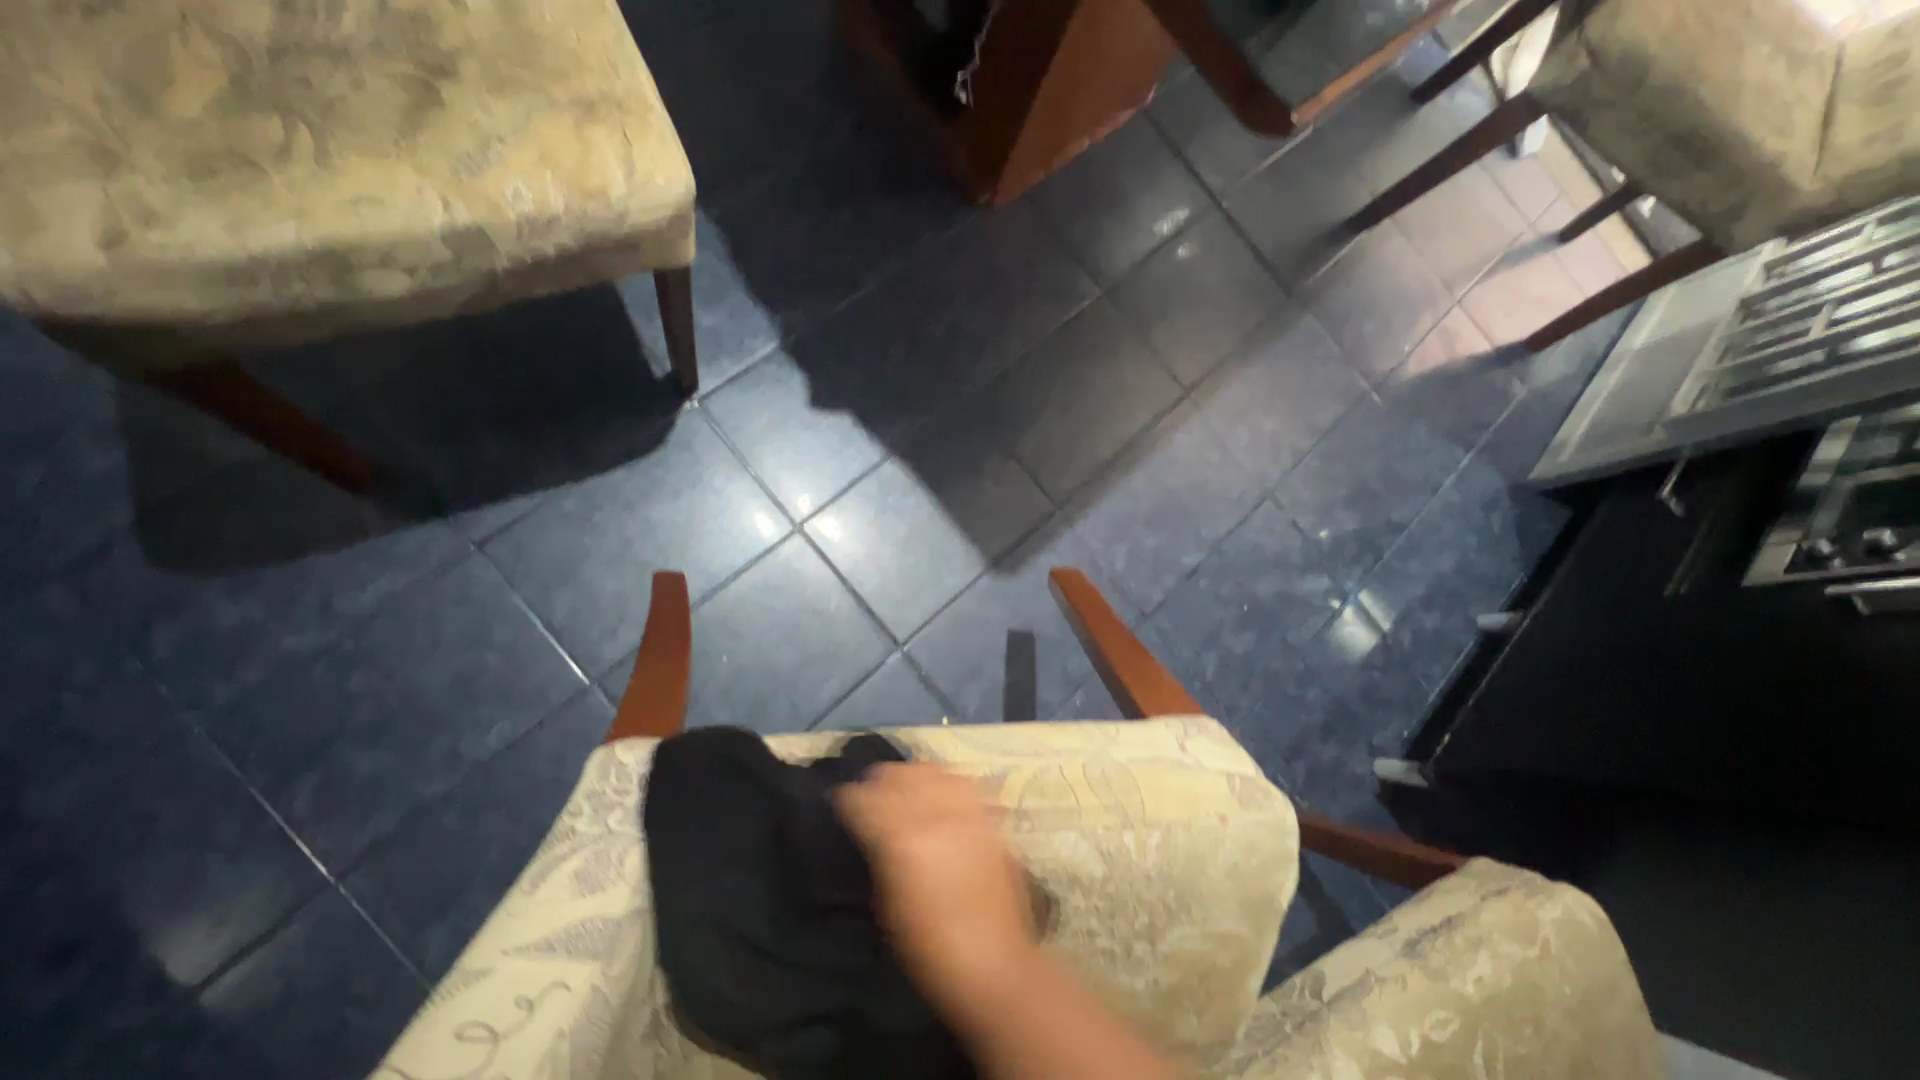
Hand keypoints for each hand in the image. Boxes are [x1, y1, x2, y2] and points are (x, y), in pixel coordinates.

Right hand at [834, 764, 1038, 1014]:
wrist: (993, 964)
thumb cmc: (928, 949)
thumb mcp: (887, 905)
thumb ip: (879, 856)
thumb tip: (871, 833)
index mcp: (900, 841)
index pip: (864, 798)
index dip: (848, 799)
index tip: (842, 805)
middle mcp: (935, 817)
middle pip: (899, 776)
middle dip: (880, 782)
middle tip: (872, 796)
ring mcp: (968, 815)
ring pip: (934, 772)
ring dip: (916, 777)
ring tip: (908, 789)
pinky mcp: (992, 821)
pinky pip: (967, 785)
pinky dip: (949, 784)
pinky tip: (943, 795)